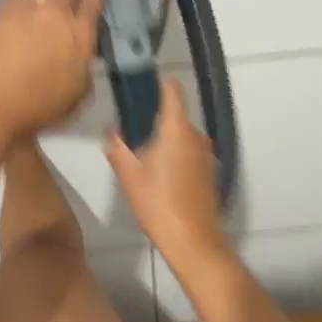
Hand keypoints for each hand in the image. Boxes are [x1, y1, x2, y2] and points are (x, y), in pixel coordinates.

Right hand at [105, 77, 224, 258]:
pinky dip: (175, 156)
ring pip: (181, 136)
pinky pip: (189, 153)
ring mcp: (206, 154)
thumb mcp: (129, 175)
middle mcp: (196, 135)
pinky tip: (160, 176)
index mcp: (176, 129)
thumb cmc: (157, 203)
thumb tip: (112, 130)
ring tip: (142, 158)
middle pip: (174, 116)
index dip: (159, 82)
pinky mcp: (210, 171)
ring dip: (164, 141)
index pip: (172, 91)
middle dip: (153, 120)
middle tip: (130, 133)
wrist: (192, 240)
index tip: (142, 81)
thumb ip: (117, 147)